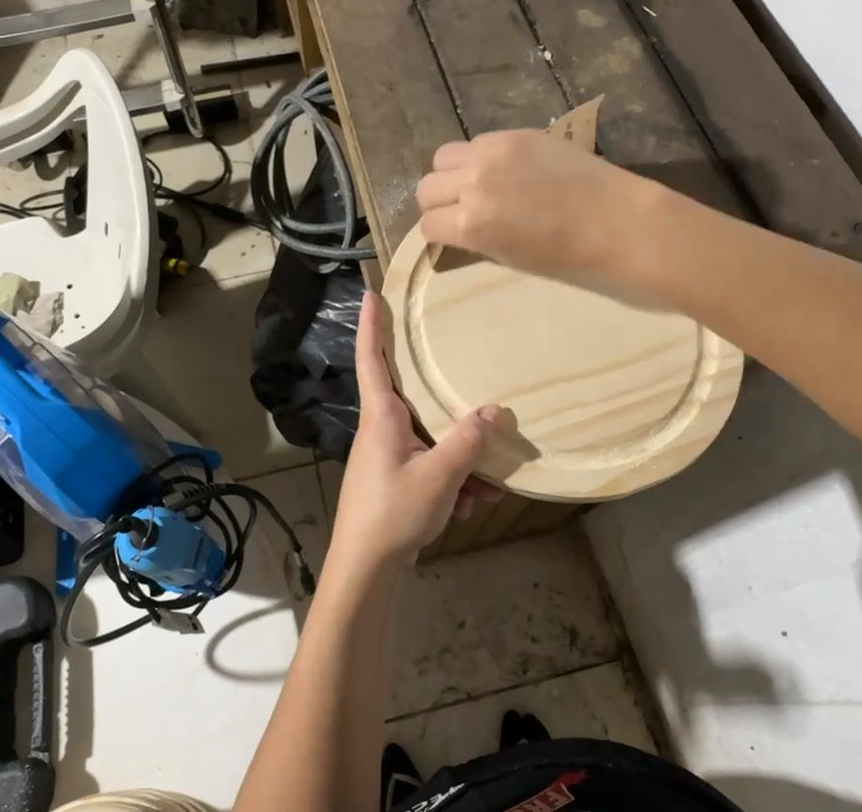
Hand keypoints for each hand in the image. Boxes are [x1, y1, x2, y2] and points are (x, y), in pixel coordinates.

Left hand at [330, 292, 502, 577]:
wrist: (366, 569)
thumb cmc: (393, 513)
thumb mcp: (439, 476)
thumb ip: (467, 442)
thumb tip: (494, 412)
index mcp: (381, 417)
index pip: (372, 359)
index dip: (371, 326)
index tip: (370, 293)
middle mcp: (381, 430)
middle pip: (414, 399)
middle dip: (447, 402)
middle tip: (465, 377)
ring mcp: (387, 457)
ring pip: (430, 439)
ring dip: (460, 457)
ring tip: (488, 484)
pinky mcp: (395, 481)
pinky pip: (430, 466)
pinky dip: (453, 480)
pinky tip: (475, 503)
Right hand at [416, 130, 664, 287]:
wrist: (614, 220)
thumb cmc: (564, 253)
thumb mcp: (507, 256)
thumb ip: (473, 237)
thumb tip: (455, 226)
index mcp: (470, 225)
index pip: (427, 224)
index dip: (437, 231)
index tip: (450, 233)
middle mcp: (472, 185)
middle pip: (426, 188)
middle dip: (438, 202)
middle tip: (458, 208)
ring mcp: (491, 154)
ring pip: (442, 157)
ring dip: (451, 173)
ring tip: (475, 183)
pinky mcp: (513, 135)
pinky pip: (476, 141)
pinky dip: (479, 156)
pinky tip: (503, 168)